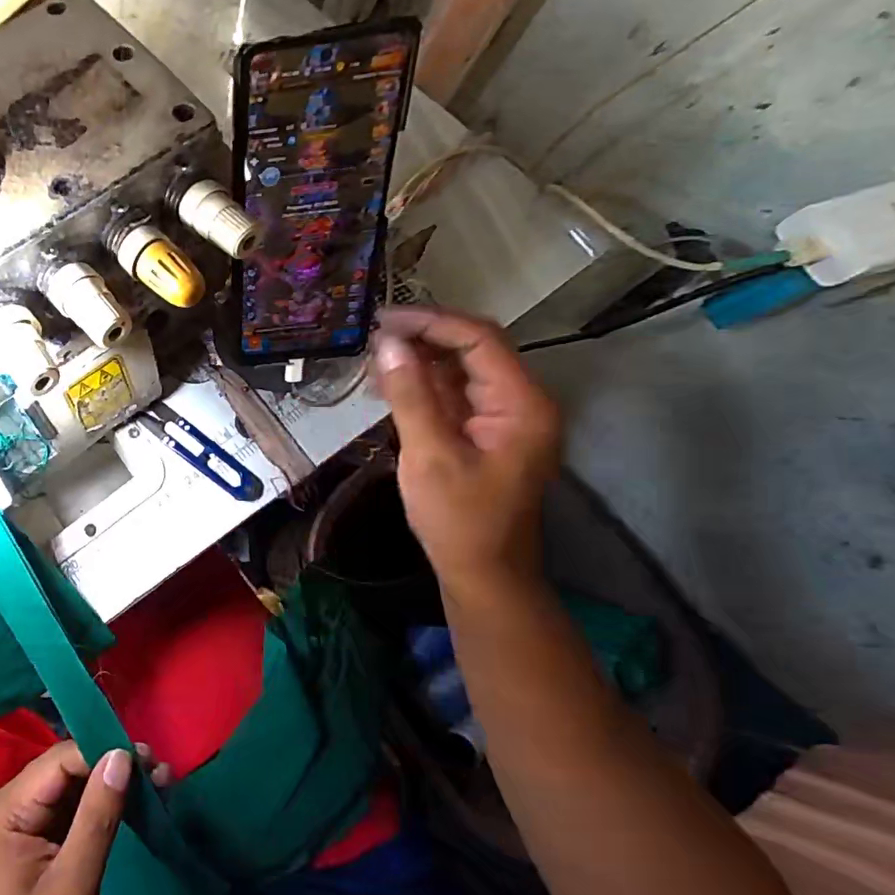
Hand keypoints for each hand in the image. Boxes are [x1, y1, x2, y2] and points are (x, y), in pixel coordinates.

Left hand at [0, 742, 168, 894]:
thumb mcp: (71, 883)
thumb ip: (96, 817)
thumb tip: (122, 754)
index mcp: (6, 807)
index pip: (59, 760)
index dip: (103, 751)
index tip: (148, 757)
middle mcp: (11, 804)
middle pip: (68, 770)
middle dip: (113, 766)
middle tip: (160, 770)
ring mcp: (25, 823)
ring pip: (75, 788)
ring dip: (115, 785)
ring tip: (158, 781)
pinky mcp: (40, 842)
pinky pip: (75, 811)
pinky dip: (106, 806)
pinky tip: (136, 802)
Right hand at [372, 306, 560, 590]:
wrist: (482, 574)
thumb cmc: (459, 520)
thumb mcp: (429, 456)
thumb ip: (410, 395)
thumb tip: (386, 343)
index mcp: (521, 404)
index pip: (480, 340)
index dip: (432, 322)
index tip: (384, 320)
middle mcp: (520, 401)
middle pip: (473, 348)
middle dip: (423, 336)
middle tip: (373, 334)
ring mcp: (503, 417)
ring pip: (460, 369)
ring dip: (419, 358)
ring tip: (373, 355)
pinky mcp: (484, 431)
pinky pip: (454, 393)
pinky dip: (422, 383)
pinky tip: (389, 382)